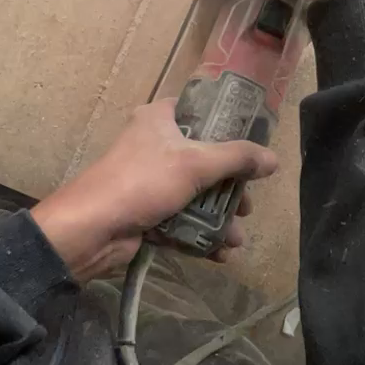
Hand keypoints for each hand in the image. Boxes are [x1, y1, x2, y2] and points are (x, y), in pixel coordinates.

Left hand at [31, 99, 278, 280]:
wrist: (90, 230)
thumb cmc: (142, 182)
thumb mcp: (196, 163)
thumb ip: (238, 159)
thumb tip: (274, 160)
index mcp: (159, 119)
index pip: (200, 111)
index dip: (228, 126)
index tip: (254, 147)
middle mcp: (153, 144)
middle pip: (204, 159)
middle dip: (230, 187)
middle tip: (247, 204)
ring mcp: (149, 180)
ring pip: (195, 193)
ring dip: (218, 217)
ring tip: (236, 238)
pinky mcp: (146, 211)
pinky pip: (181, 219)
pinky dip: (200, 234)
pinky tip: (221, 253)